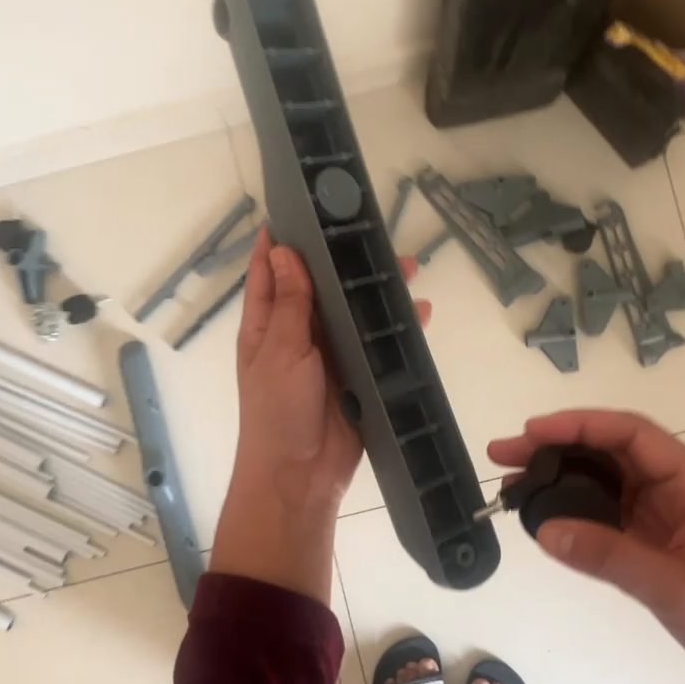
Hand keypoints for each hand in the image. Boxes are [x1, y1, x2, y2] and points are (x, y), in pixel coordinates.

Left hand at [208, 228, 428, 597]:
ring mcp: (329, 357)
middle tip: (373, 235)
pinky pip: (375, 345)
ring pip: (352, 313)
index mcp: (266, 326)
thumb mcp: (280, 351)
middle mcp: (297, 336)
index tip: (304, 207)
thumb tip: (285, 251)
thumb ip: (290, 303)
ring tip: (407, 268)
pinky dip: (395, 329)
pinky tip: (418, 313)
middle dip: (342, 262)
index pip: (271, 273)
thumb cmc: (277, 411)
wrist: (300, 475)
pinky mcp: (356, 377)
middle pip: (319, 288)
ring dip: (374, 292)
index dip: (282, 242)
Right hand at [488, 410, 684, 683]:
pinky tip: (544, 515)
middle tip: (504, 455)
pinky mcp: (656, 541)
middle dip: (558, 447)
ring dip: (561, 477)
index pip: (633, 436)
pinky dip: (574, 509)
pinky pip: (609, 512)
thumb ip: (610, 557)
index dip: (580, 427)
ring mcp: (667, 515)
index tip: (531, 433)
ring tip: (513, 483)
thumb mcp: (675, 590)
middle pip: (613, 451)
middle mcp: (681, 489)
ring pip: (606, 480)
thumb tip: (543, 529)